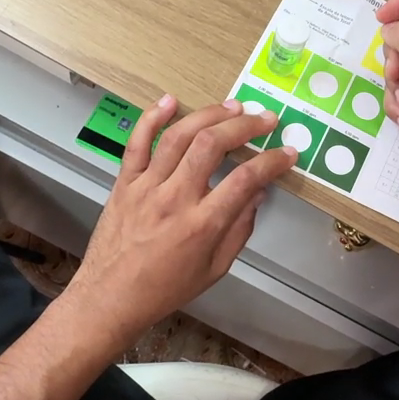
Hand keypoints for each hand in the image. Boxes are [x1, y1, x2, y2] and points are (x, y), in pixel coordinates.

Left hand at [64, 96, 295, 348]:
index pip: (246, 179)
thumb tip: (258, 194)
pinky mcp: (124, 183)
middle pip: (212, 144)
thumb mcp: (216, 268)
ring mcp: (146, 187)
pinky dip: (152, 118)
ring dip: (209, 115)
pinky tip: (170, 101)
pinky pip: (137, 143)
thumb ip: (240, 229)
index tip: (288, 153)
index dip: (272, 161)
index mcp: (203, 224)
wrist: (110, 298)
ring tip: (232, 106)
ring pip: (179, 136)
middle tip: (265, 119)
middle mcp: (175, 198)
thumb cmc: (166, 288)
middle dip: (244, 125)